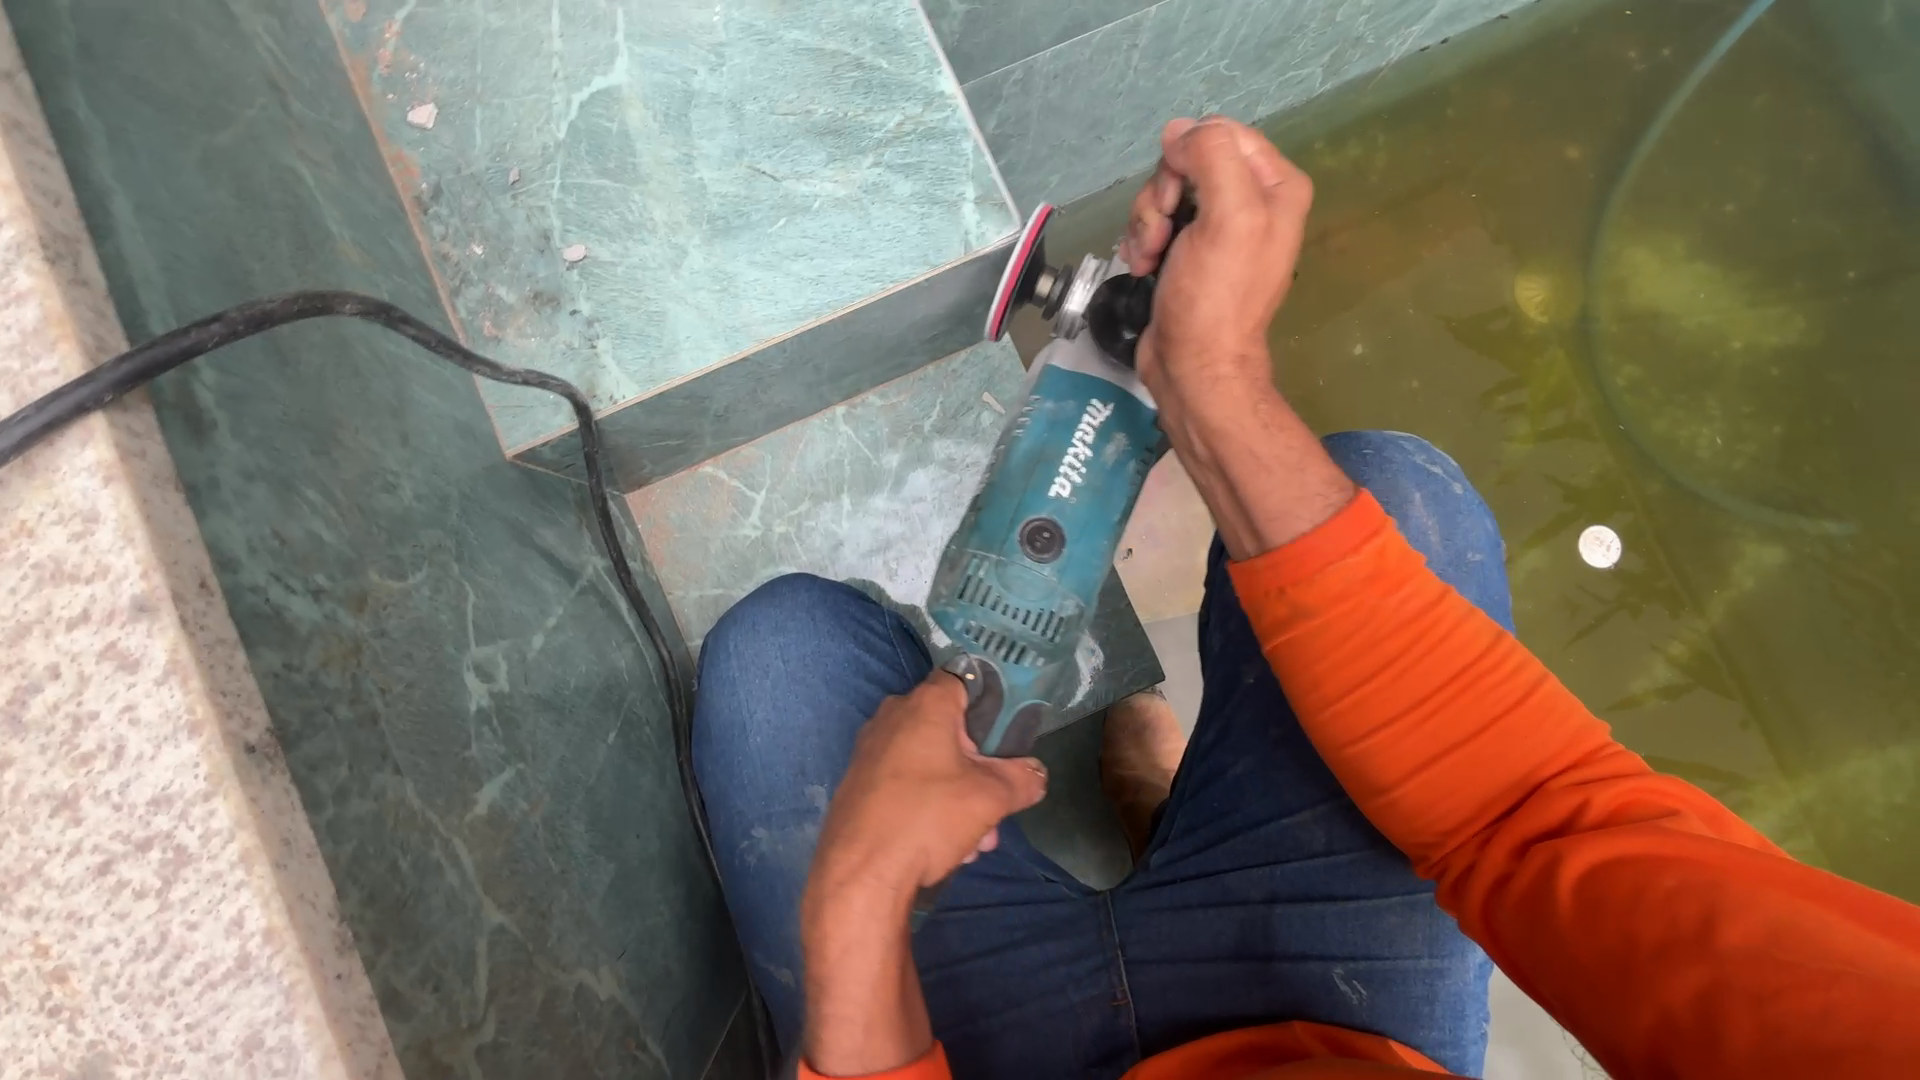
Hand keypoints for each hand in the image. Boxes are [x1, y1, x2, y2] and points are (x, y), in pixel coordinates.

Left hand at [799, 674, 1048, 1076]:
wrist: (859, 874)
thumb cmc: (928, 817)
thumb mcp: (992, 798)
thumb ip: (1023, 778)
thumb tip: (1036, 774)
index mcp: (925, 704)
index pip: (964, 681)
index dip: (990, 704)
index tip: (1007, 736)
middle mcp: (893, 716)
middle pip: (950, 729)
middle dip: (978, 768)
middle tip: (996, 804)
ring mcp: (870, 750)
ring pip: (930, 762)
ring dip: (958, 795)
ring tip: (974, 842)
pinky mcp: (857, 782)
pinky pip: (905, 782)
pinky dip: (927, 805)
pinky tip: (943, 847)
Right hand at [1118, 117, 1351, 559]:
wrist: (1192, 367)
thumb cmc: (1215, 297)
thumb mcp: (1227, 217)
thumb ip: (1210, 156)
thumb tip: (1177, 132)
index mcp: (1274, 187)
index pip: (1220, 135)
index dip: (1187, 160)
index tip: (1177, 201)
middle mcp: (1247, 204)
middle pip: (1186, 164)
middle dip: (1162, 198)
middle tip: (1163, 236)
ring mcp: (1213, 232)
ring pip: (1163, 196)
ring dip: (1146, 224)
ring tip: (1151, 258)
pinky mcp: (1183, 256)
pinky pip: (1152, 225)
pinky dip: (1140, 244)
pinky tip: (1143, 267)